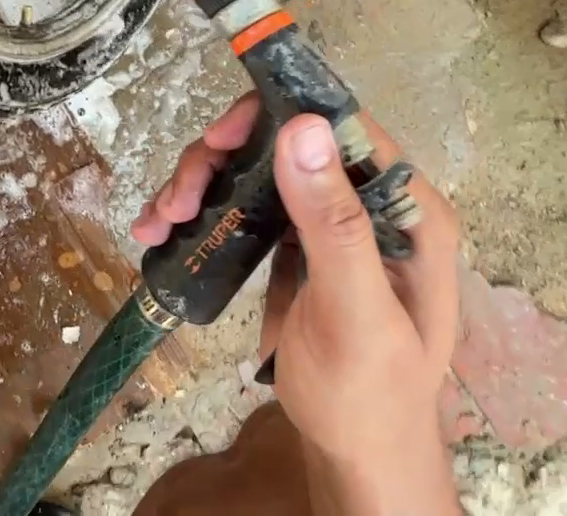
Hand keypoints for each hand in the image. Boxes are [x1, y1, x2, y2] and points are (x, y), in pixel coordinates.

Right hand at [133, 96, 461, 514]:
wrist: (352, 451)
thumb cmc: (368, 393)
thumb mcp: (354, 312)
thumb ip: (334, 224)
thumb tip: (302, 126)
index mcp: (405, 208)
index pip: (340, 126)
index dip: (275, 116)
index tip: (218, 140)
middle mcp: (365, 200)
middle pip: (280, 141)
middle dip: (218, 160)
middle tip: (179, 199)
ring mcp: (323, 218)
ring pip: (249, 166)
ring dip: (196, 184)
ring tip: (161, 219)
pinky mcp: (289, 239)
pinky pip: (237, 201)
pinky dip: (195, 209)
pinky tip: (162, 229)